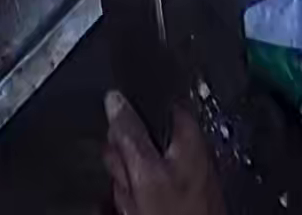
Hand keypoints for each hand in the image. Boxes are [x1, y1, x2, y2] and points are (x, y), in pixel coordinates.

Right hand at [103, 91, 225, 214]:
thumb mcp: (145, 171)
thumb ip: (128, 132)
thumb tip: (114, 99)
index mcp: (187, 134)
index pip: (150, 104)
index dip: (129, 119)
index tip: (119, 136)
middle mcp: (184, 153)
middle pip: (137, 140)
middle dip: (125, 161)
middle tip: (132, 182)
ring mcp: (177, 181)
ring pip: (134, 170)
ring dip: (127, 188)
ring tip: (139, 208)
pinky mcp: (168, 204)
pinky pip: (139, 195)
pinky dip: (134, 205)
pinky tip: (138, 214)